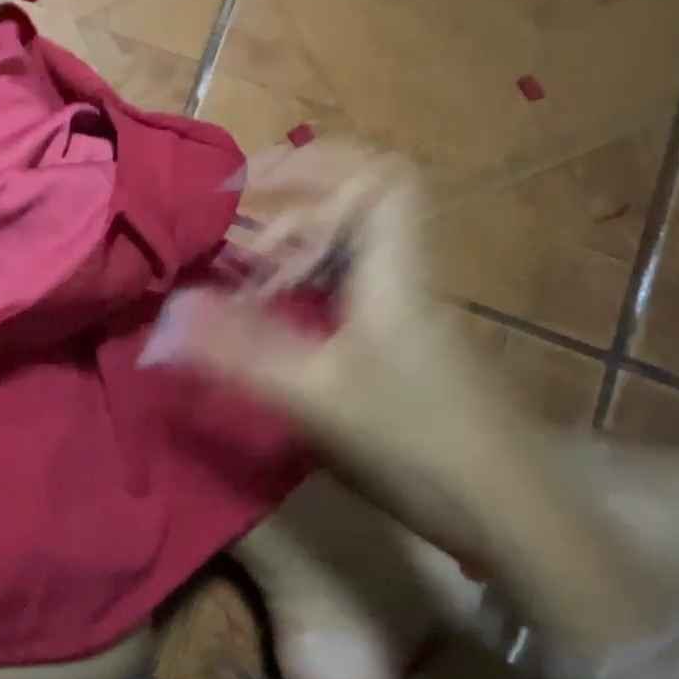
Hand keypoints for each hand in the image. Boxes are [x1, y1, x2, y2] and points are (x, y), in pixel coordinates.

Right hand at [142, 142, 524, 475]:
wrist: (516, 517)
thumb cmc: (419, 441)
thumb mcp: (315, 394)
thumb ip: (236, 352)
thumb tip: (162, 318)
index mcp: (392, 271)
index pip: (379, 177)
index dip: (316, 162)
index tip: (251, 182)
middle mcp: (400, 276)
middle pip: (354, 205)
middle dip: (286, 208)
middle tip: (233, 238)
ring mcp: (403, 309)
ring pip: (346, 246)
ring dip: (290, 248)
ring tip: (241, 278)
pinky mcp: (399, 341)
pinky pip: (343, 285)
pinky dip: (299, 284)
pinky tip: (268, 316)